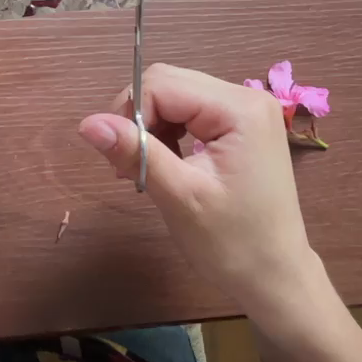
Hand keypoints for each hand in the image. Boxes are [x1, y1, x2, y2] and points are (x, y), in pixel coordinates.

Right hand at [78, 64, 327, 308]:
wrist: (274, 277)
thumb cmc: (231, 243)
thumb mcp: (179, 197)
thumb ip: (136, 153)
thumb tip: (87, 123)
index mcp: (239, 108)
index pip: (162, 85)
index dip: (131, 115)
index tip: (122, 162)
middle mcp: (247, 97)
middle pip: (168, 84)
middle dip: (139, 120)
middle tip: (129, 169)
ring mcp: (247, 111)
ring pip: (175, 97)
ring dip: (151, 127)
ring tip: (145, 170)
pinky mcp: (242, 127)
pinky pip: (190, 112)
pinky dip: (168, 132)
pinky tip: (166, 164)